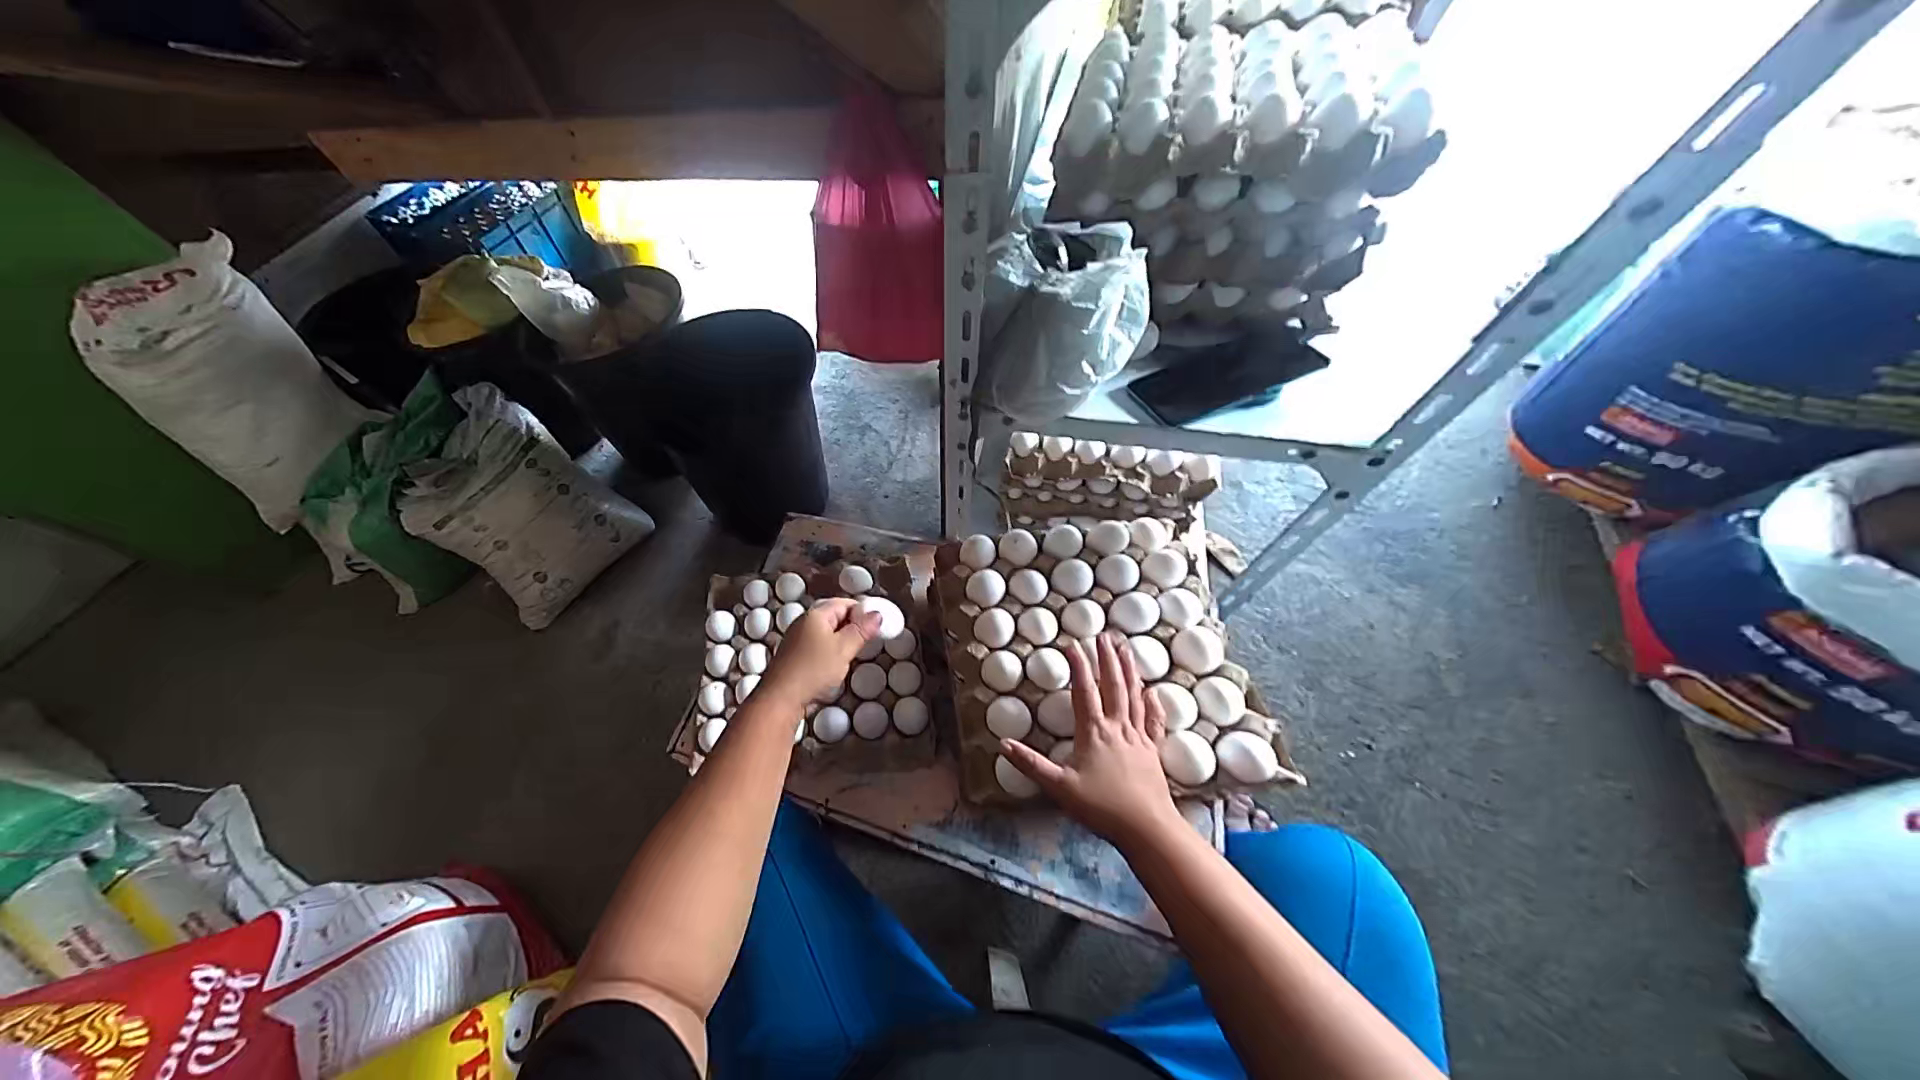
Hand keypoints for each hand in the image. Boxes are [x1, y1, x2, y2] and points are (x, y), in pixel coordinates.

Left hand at [758, 598, 880, 707]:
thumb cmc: (813, 670)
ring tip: (853, 655)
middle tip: (867, 642)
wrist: (780, 699)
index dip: (862, 612)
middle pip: (835, 617)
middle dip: (853, 627)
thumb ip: (862, 630)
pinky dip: (830, 653)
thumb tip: (876, 614)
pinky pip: (818, 647)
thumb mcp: (844, 648)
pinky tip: (835, 666)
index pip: (844, 603)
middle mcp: (803, 623)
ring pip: (827, 634)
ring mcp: (797, 640)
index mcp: (815, 615)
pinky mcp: (794, 657)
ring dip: (842, 642)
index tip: (875, 626)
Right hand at [1002, 635, 1182, 850]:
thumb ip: (1031, 764)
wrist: (1147, 827)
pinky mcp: (1153, 751)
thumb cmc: (1101, 807)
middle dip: (1107, 659)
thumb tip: (1003, 745)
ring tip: (1126, 650)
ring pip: (1134, 696)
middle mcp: (1117, 728)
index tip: (1073, 645)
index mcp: (1094, 732)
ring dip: (1129, 671)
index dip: (1078, 666)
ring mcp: (1138, 737)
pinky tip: (1152, 691)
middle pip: (1113, 686)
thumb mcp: (1059, 787)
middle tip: (1104, 636)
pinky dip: (1153, 703)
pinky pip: (1153, 721)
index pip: (1084, 691)